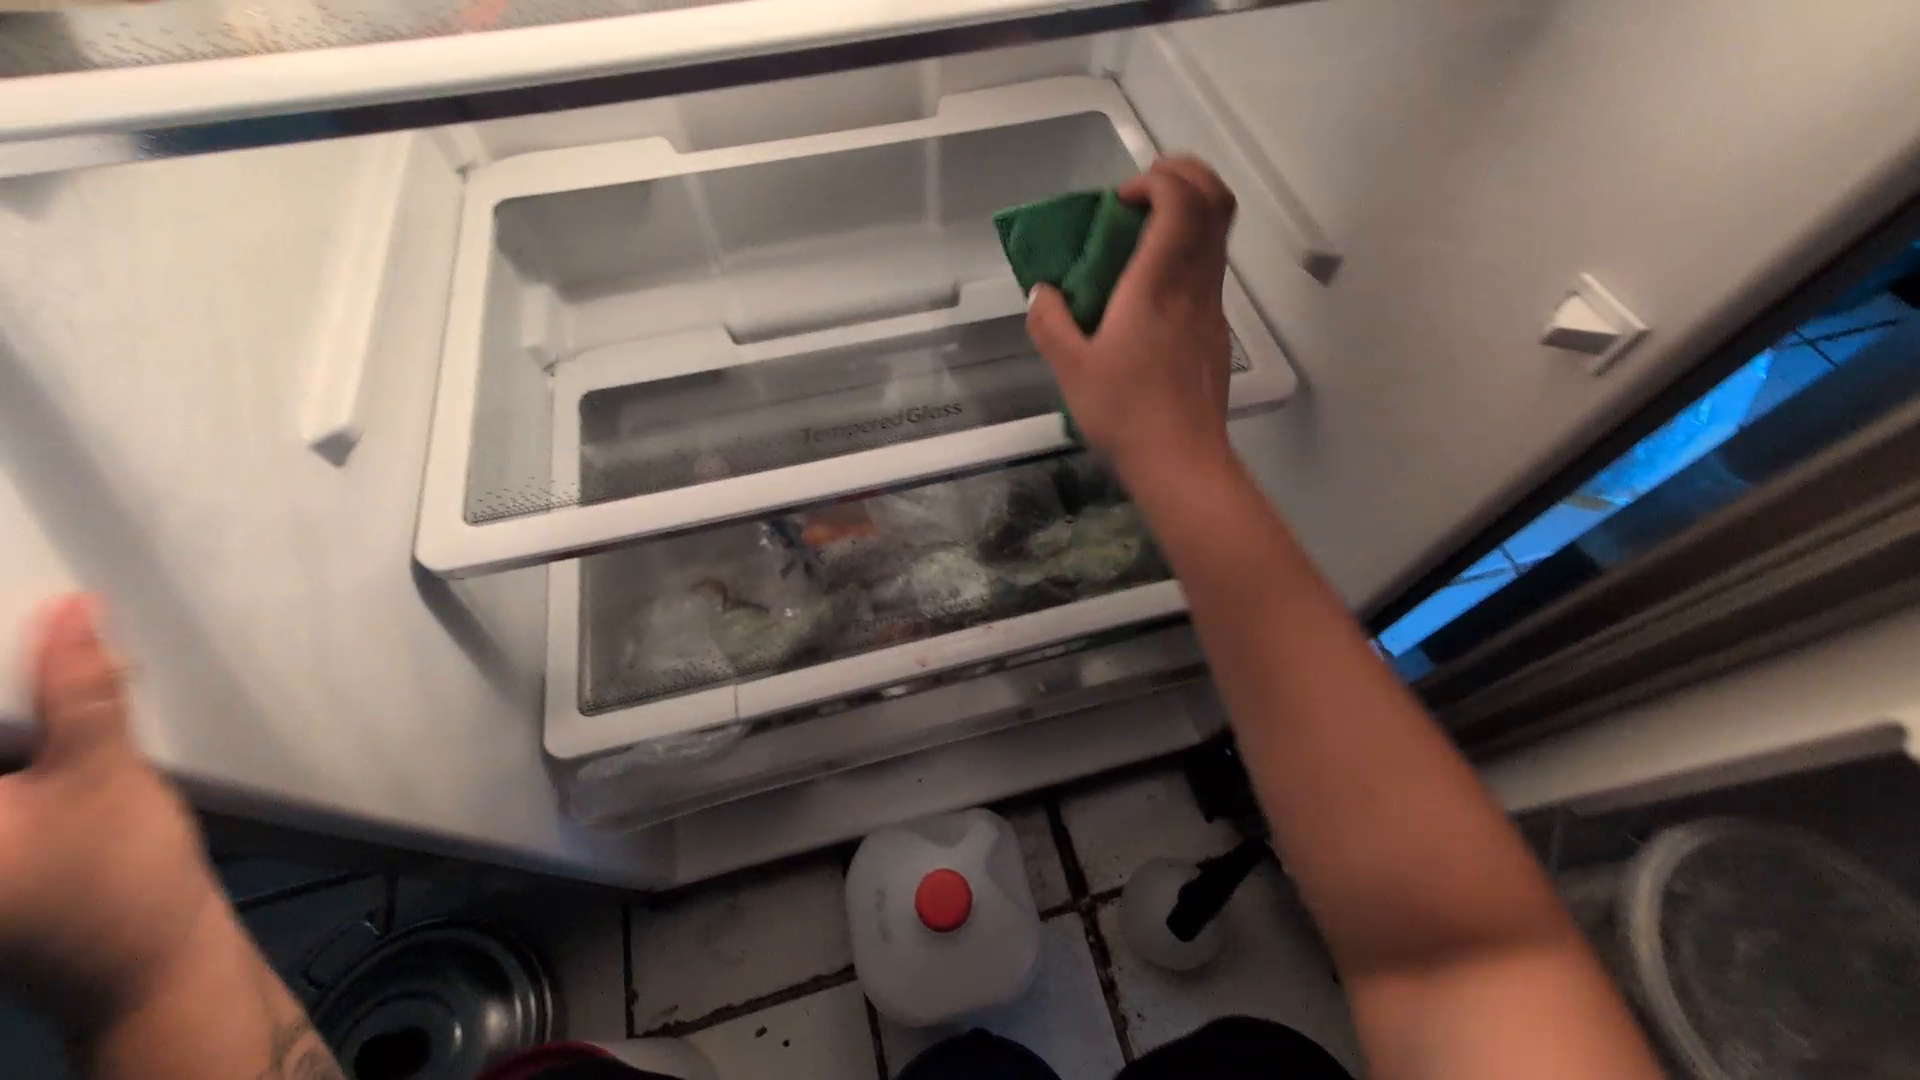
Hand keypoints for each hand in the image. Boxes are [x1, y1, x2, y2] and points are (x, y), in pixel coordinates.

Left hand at [0, 595, 226, 1034]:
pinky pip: (3, 765)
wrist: (146, 957)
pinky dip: (22, 741)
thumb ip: (81, 690)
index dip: (1, 659)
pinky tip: (54, 722)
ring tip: (63, 668)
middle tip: (57, 632)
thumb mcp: (104, 773)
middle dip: (13, 683)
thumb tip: (70, 609)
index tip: (24, 607)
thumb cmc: (116, 877)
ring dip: (19, 710)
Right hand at [1026, 156, 1237, 475]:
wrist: (1181, 461)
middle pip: (1216, 202)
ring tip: (1142, 238)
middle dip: (1185, 177)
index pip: (1182, 200)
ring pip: (1218, 236)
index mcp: (1158, 285)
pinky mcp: (1216, 332)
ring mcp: (1212, 308)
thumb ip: (1050, 323)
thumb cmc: (1124, 413)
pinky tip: (1151, 291)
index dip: (1157, 179)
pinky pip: (1210, 271)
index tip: (1121, 200)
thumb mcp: (1070, 370)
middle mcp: (1195, 285)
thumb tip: (1042, 292)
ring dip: (1187, 216)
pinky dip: (1187, 254)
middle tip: (1144, 193)